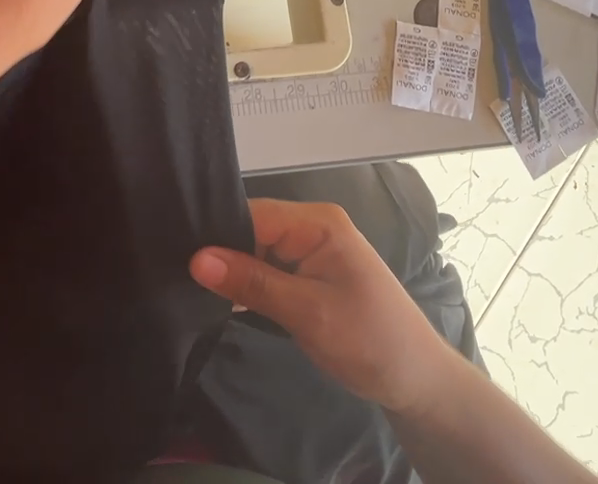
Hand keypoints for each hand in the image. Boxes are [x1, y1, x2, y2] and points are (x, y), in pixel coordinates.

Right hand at [190, 198, 449, 413]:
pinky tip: (219, 297)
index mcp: (317, 222)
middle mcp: (311, 226)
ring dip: (232, 270)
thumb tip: (196, 259)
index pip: (252, 214)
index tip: (178, 255)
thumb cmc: (370, 341)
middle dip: (220, 252)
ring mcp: (311, 250)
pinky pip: (267, 267)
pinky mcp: (308, 273)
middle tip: (178, 274)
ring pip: (256, 250)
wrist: (419, 382)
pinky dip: (249, 283)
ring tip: (189, 284)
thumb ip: (252, 283)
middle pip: (251, 228)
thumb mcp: (307, 313)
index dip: (216, 233)